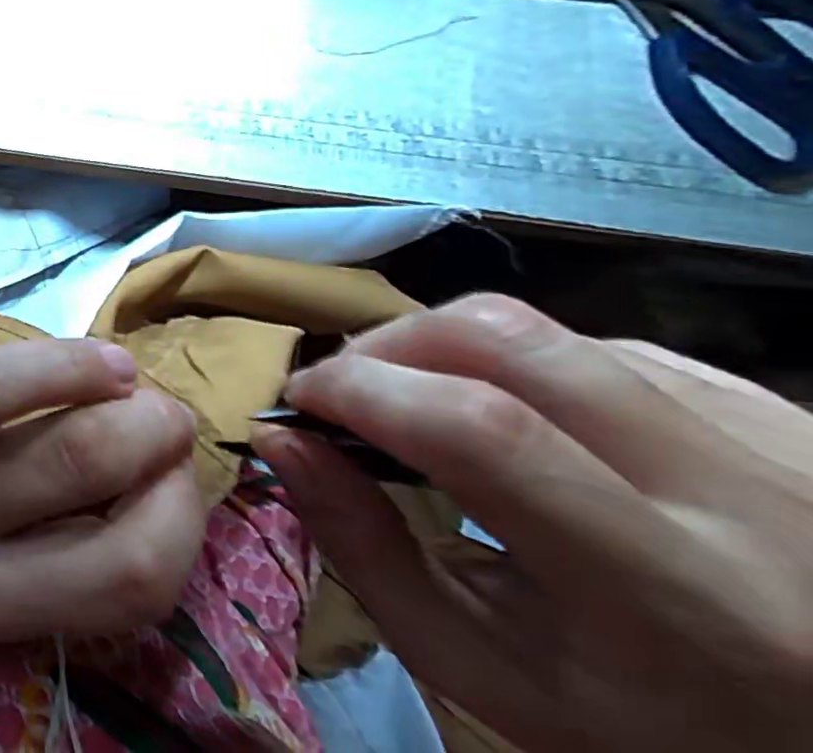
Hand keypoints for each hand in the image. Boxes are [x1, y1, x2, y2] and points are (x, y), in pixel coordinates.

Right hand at [253, 294, 812, 751]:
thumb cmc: (623, 719)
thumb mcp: (470, 662)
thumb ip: (361, 546)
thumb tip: (281, 438)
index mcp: (672, 597)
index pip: (482, 432)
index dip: (361, 390)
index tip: (300, 403)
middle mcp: (748, 499)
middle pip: (509, 340)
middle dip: (385, 344)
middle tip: (343, 388)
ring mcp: (780, 442)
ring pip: (548, 330)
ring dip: (440, 349)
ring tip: (416, 402)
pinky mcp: (783, 412)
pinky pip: (603, 345)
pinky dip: (514, 363)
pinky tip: (512, 413)